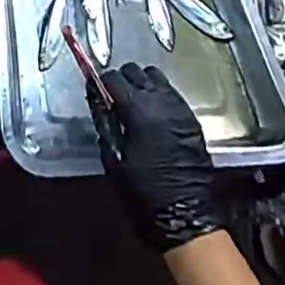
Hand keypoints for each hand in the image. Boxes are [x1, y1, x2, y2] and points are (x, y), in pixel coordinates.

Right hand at [87, 63, 220, 251]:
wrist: (184, 213)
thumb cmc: (143, 191)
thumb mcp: (113, 159)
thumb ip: (104, 122)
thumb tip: (96, 98)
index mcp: (137, 109)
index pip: (114, 77)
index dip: (101, 82)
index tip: (95, 90)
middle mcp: (159, 99)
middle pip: (135, 70)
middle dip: (121, 80)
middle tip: (113, 98)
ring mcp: (177, 104)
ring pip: (155, 76)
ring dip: (141, 83)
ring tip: (134, 102)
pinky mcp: (189, 114)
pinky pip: (170, 91)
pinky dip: (158, 93)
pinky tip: (153, 112)